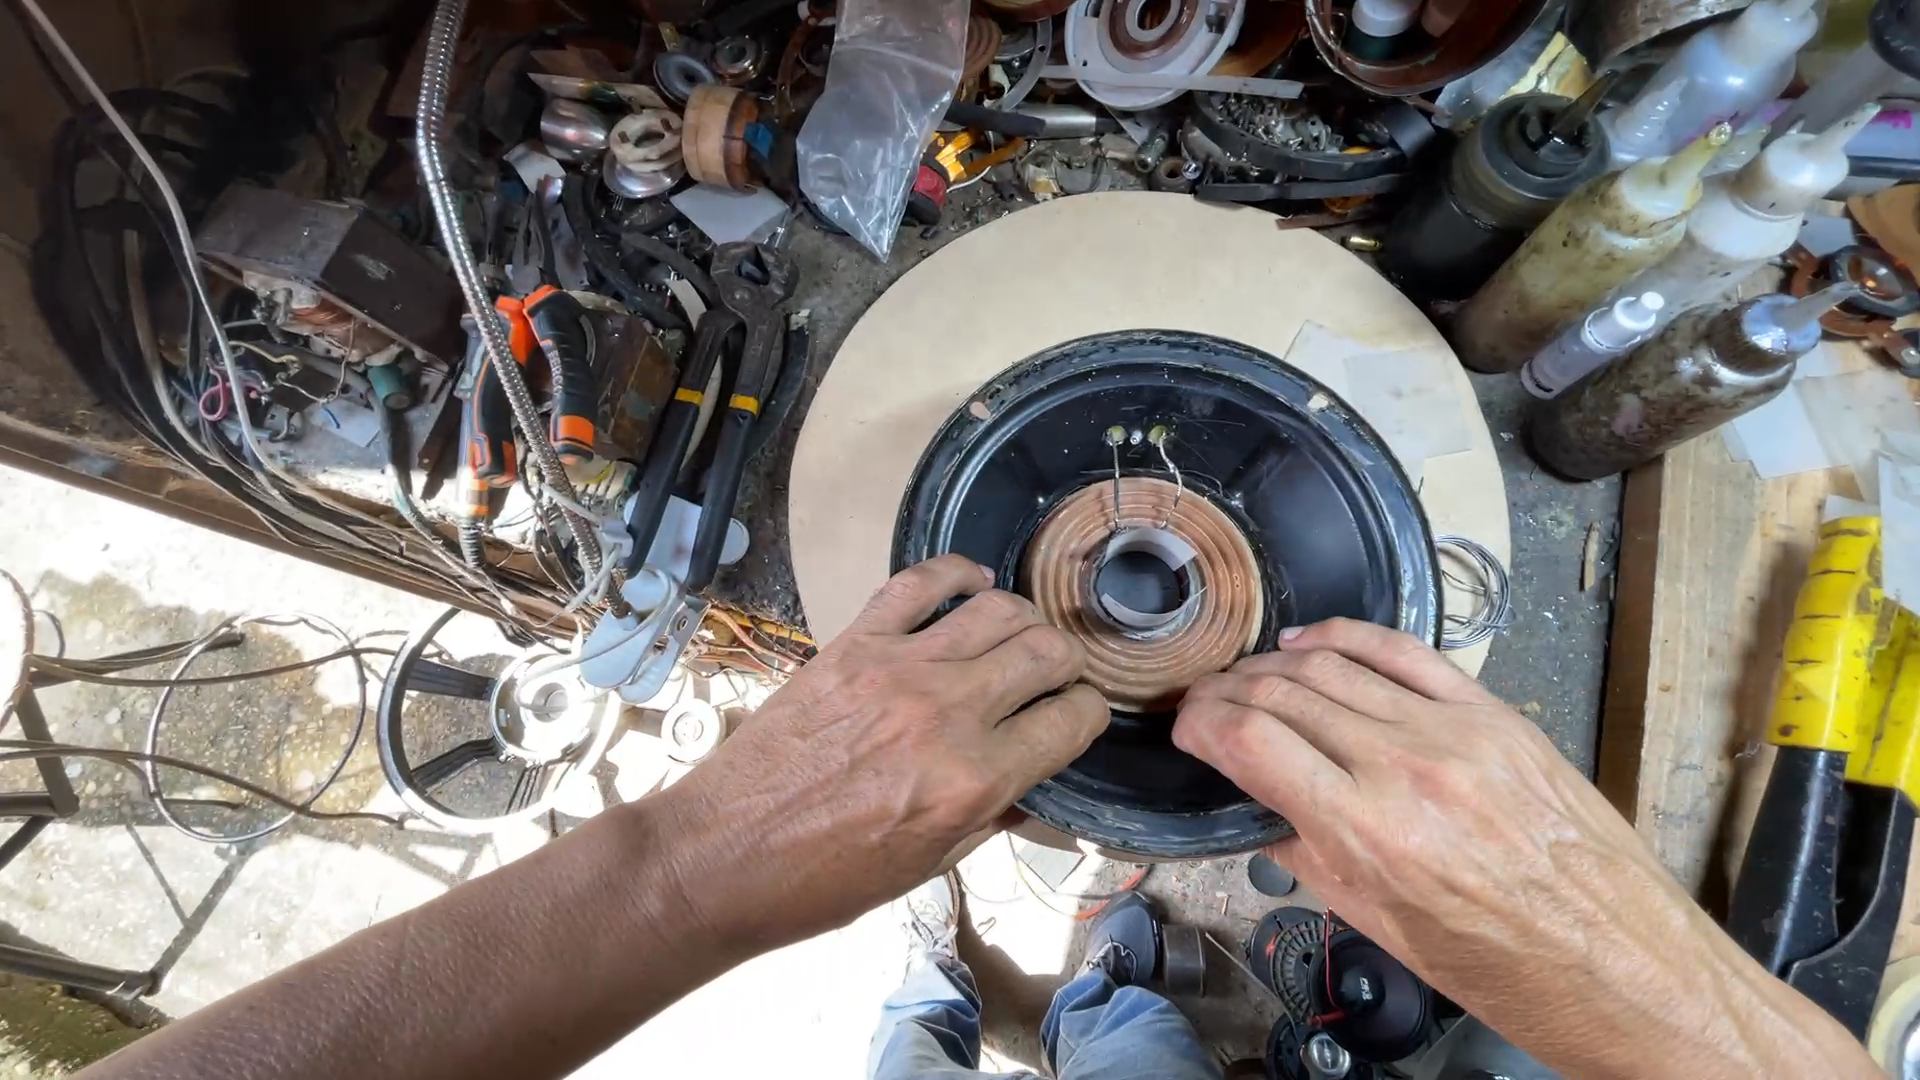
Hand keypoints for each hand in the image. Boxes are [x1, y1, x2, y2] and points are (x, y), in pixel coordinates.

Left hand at [656, 555, 1108, 952]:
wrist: (726, 852)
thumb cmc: (828, 879)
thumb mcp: (929, 867)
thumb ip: (992, 814)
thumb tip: (1031, 780)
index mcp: (974, 781)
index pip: (1071, 721)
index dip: (1089, 714)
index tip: (1080, 713)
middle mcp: (949, 712)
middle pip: (1045, 652)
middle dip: (1067, 661)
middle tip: (1055, 673)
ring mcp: (900, 666)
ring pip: (996, 609)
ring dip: (1024, 618)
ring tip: (1018, 633)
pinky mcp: (856, 641)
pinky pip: (918, 583)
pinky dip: (956, 571)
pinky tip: (973, 580)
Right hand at [1172, 618, 1878, 1079]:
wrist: (1640, 976)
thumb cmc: (1503, 970)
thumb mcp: (1378, 926)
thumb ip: (1302, 851)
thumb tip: (1253, 803)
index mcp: (1371, 833)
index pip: (1250, 742)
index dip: (1200, 723)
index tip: (1185, 727)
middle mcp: (1406, 768)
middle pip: (1280, 694)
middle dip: (1224, 692)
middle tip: (1203, 703)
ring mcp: (1454, 730)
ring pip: (1329, 665)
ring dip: (1269, 665)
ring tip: (1244, 679)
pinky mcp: (1493, 713)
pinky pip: (1400, 650)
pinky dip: (1340, 636)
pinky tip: (1305, 642)